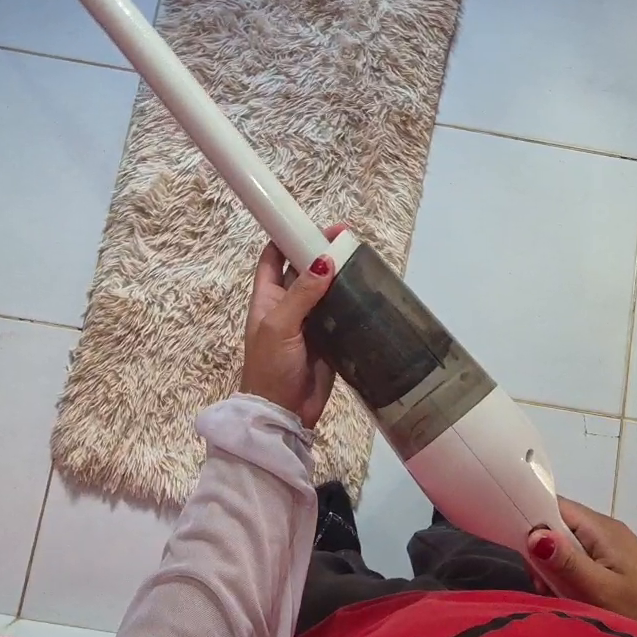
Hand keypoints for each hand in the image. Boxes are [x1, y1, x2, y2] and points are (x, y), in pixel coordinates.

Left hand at [239, 227, 343, 426]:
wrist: (283, 414)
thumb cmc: (270, 367)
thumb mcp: (279, 326)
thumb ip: (302, 294)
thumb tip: (325, 261)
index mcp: (268, 297)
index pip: (274, 257)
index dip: (288, 236)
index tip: (310, 222)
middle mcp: (289, 305)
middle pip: (305, 269)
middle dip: (322, 251)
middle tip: (348, 236)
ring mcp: (310, 321)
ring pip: (326, 288)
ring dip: (341, 273)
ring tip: (363, 256)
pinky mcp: (330, 338)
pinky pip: (342, 312)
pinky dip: (353, 299)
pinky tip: (369, 288)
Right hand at [523, 498, 636, 636]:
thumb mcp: (600, 591)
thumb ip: (566, 562)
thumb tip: (532, 533)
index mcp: (602, 528)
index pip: (554, 505)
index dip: (530, 518)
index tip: (516, 546)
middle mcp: (606, 531)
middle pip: (559, 525)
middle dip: (542, 550)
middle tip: (540, 584)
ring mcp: (613, 550)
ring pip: (568, 546)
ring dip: (555, 569)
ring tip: (555, 597)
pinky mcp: (617, 568)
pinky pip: (582, 562)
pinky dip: (570, 578)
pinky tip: (571, 602)